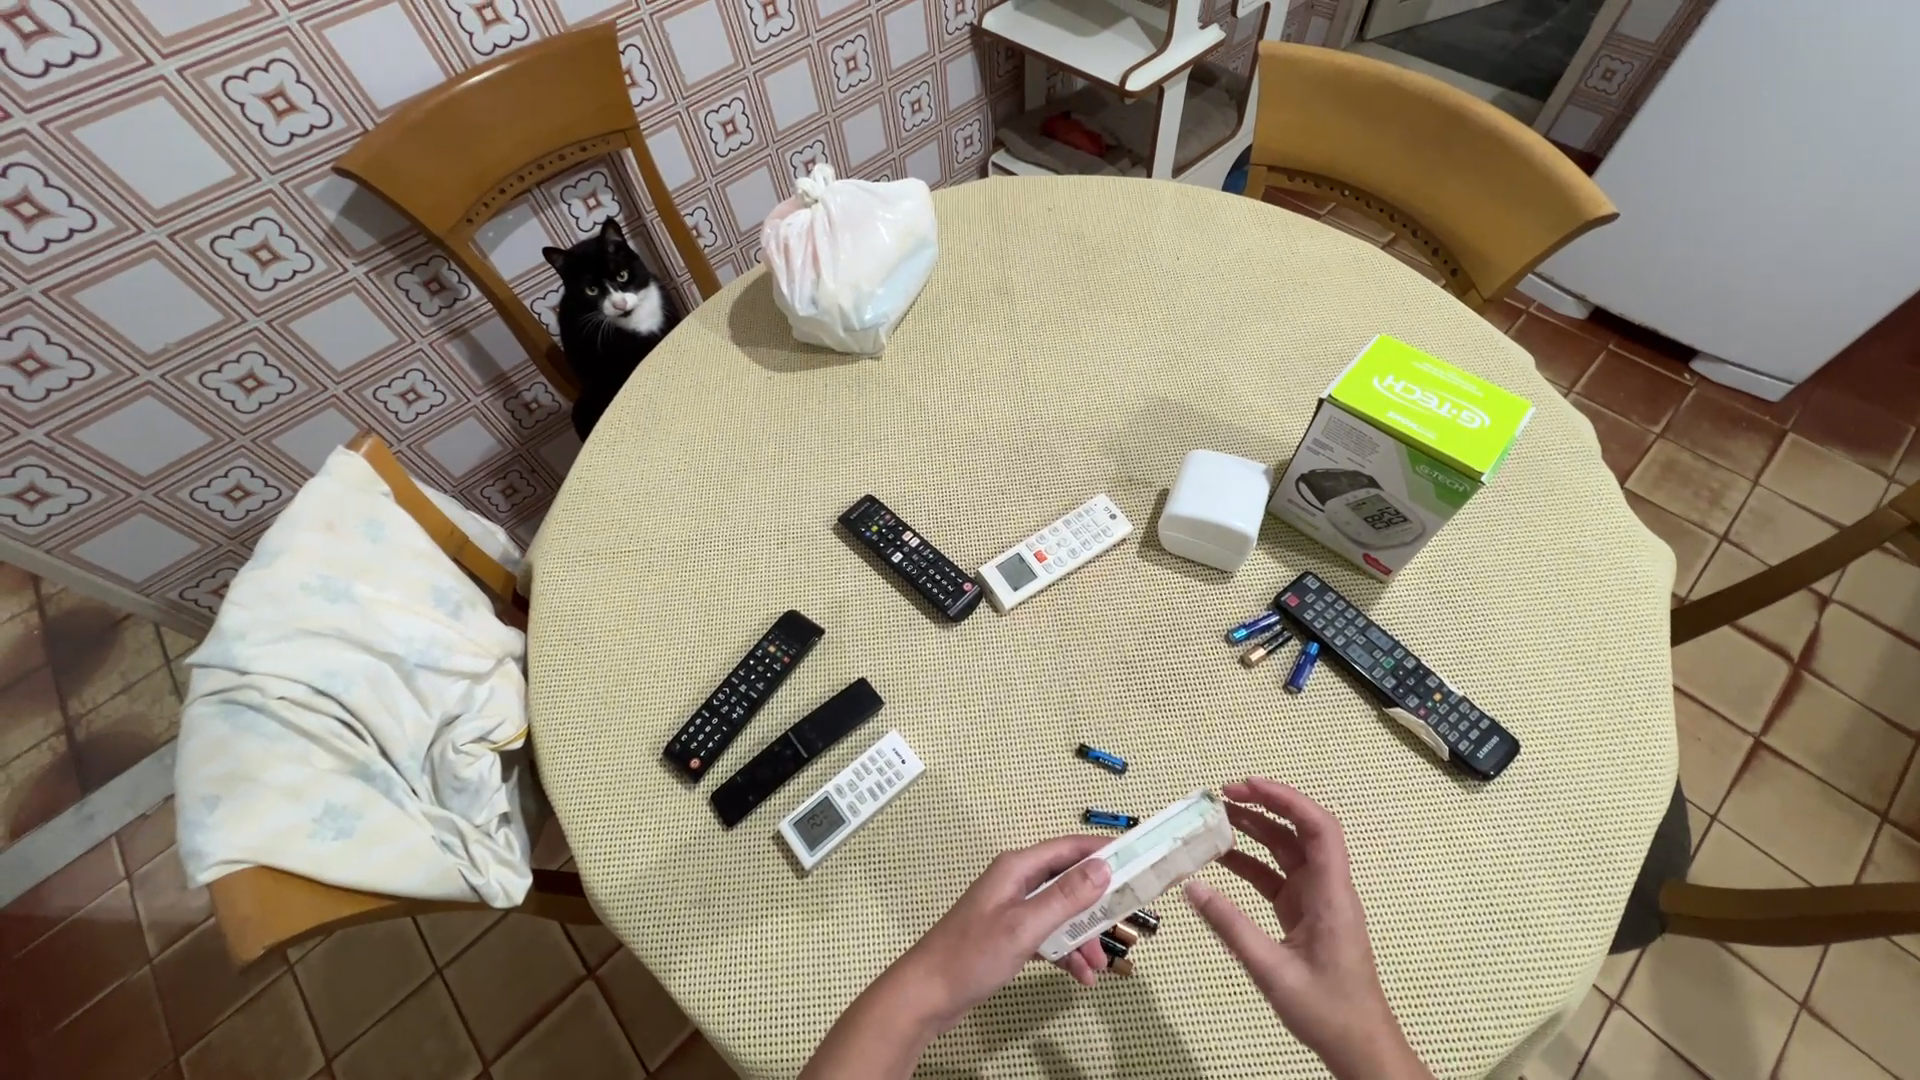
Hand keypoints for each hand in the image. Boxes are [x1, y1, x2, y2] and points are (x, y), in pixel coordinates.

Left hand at [799, 837, 1114, 1079]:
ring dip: (1083, 937)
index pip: (1068, 848)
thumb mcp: (1025, 926)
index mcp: (1017, 868)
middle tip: (1127, 921)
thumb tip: (1103, 868)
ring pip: (1060, 913)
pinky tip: (1082, 977)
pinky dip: (1066, 953)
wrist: (928, 994)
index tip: (1136, 856)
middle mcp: (1016, 882)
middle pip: (1068, 882)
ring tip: (1100, 966)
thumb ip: (1065, 897)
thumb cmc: (973, 954)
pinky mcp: (1010, 936)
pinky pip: (1048, 936)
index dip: (1101, 850)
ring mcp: (1012, 909)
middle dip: (1097, 904)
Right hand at [1184, 779, 1428, 1079]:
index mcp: (1331, 895)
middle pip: (1300, 830)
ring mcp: (1315, 899)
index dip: (1286, 799)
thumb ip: (1230, 926)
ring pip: (1286, 849)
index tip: (1248, 785)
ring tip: (1216, 816)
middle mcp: (1326, 888)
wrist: (1361, 1051)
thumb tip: (1190, 886)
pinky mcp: (1303, 912)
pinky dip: (1249, 862)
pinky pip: (1276, 874)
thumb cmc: (1328, 1011)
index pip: (1319, 828)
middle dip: (1264, 805)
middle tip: (1221, 794)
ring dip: (1255, 829)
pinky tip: (1220, 858)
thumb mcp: (1273, 971)